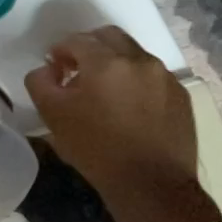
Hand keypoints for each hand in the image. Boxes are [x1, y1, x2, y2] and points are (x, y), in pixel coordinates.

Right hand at [23, 26, 197, 203]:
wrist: (151, 184)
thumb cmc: (95, 147)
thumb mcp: (51, 113)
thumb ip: (40, 80)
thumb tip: (49, 69)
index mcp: (106, 62)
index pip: (76, 40)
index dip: (60, 51)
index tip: (55, 70)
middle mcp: (140, 61)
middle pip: (109, 37)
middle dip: (89, 48)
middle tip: (77, 72)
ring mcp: (165, 77)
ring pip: (133, 55)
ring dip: (114, 64)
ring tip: (104, 93)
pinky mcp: (182, 96)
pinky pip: (152, 76)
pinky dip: (135, 81)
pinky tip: (127, 108)